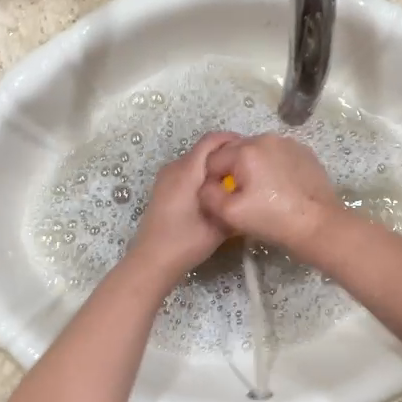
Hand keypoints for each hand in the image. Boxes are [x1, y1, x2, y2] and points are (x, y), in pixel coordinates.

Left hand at [126, 131, 238, 280]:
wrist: (152, 261)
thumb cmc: (185, 243)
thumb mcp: (218, 225)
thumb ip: (233, 202)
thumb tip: (247, 189)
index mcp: (186, 172)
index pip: (210, 141)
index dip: (231, 140)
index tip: (249, 151)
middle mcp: (173, 168)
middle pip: (202, 151)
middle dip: (224, 156)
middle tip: (246, 171)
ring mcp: (165, 178)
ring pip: (194, 162)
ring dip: (212, 168)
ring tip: (233, 183)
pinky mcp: (163, 189)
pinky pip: (186, 173)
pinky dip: (201, 177)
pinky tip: (214, 194)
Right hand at [198, 134, 337, 253]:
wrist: (319, 225)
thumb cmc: (272, 220)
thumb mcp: (230, 214)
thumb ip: (208, 195)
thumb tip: (207, 185)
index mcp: (246, 150)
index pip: (213, 160)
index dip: (214, 181)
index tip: (226, 199)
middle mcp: (266, 138)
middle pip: (236, 152)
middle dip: (234, 172)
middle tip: (245, 197)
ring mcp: (288, 143)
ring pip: (258, 153)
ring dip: (254, 168)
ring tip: (264, 193)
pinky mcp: (305, 152)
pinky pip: (278, 156)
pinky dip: (274, 168)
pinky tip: (281, 188)